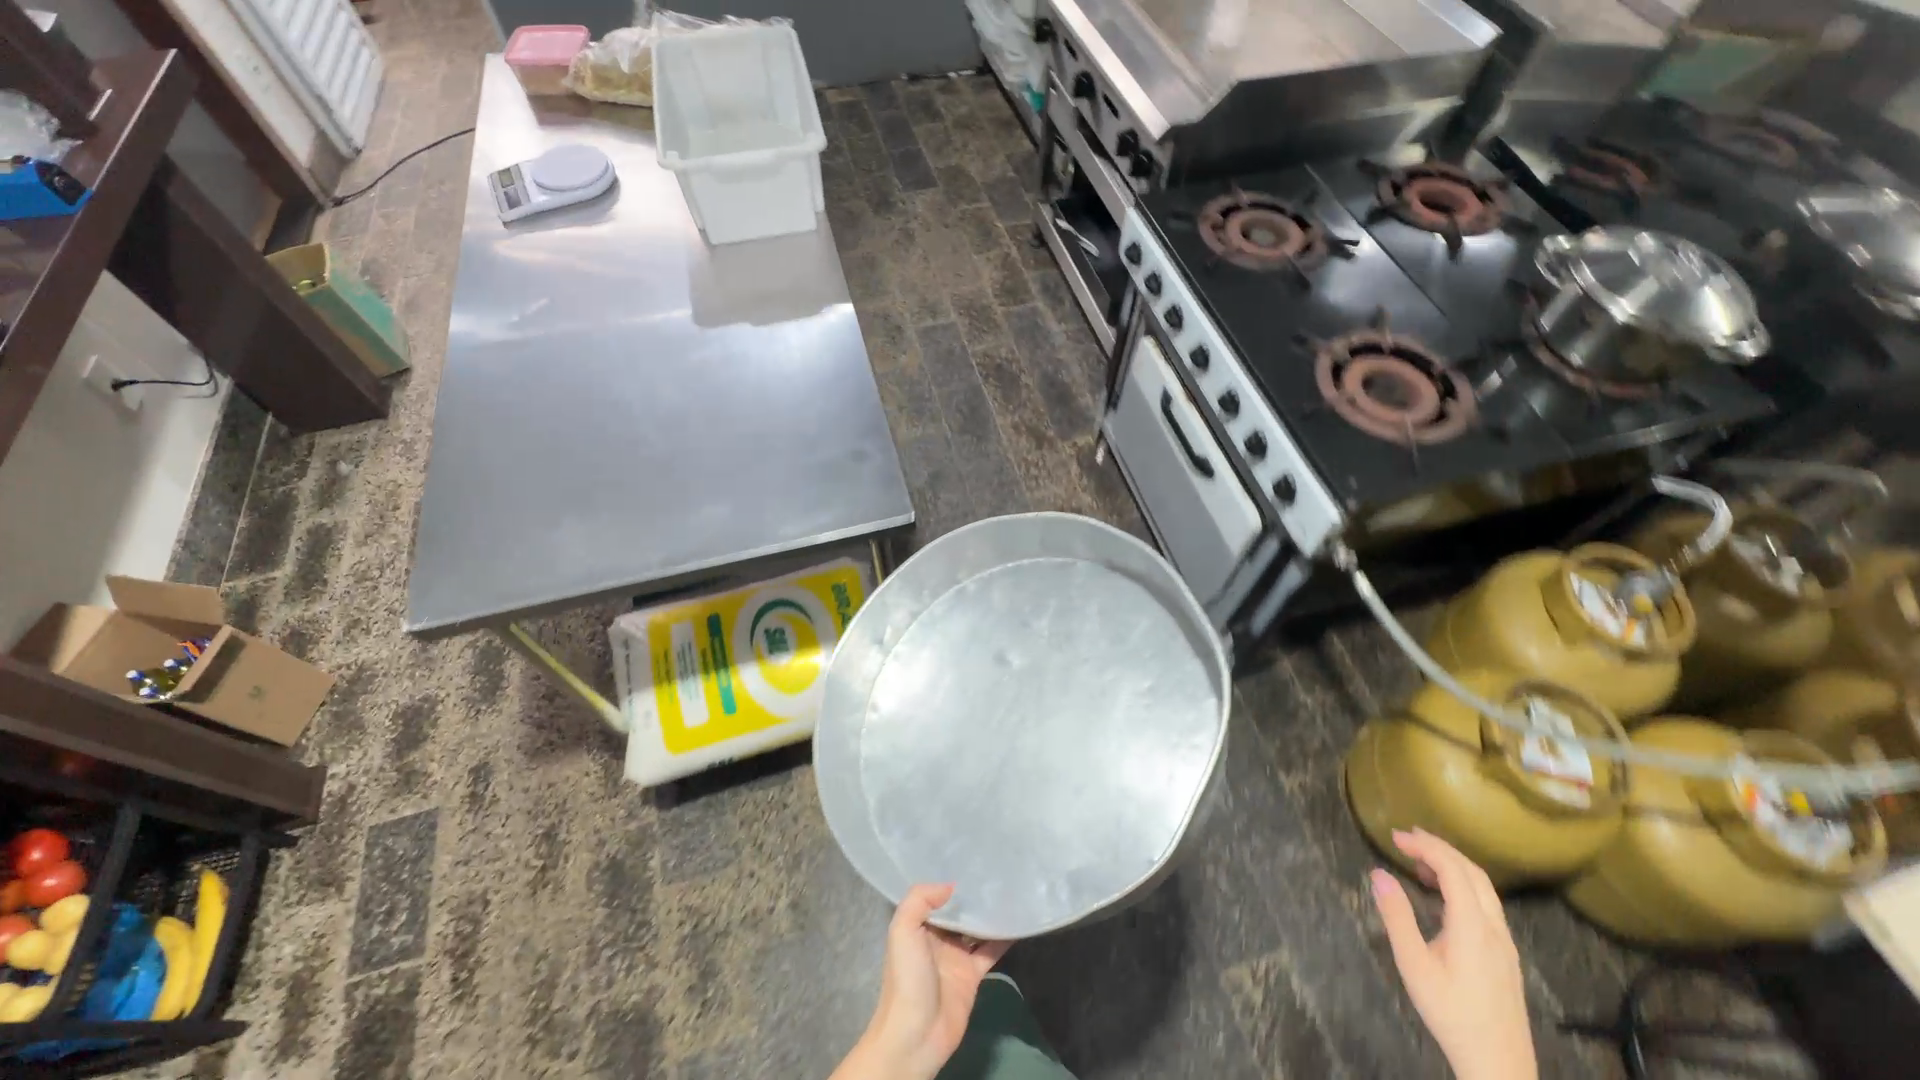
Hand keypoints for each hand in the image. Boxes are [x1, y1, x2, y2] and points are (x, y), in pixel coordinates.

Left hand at [832, 885, 1011, 1079]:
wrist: (917, 1033)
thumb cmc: (907, 978)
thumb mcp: (902, 931)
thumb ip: (920, 901)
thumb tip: (951, 885)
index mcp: (917, 926)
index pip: (934, 897)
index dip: (949, 881)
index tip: (970, 860)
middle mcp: (936, 939)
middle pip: (957, 911)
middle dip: (972, 895)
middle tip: (997, 869)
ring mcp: (956, 957)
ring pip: (975, 929)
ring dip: (989, 914)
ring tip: (1011, 889)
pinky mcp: (972, 975)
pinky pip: (990, 951)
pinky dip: (1004, 938)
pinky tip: (1018, 922)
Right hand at [1369, 829, 1536, 1079]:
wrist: (1498, 1061)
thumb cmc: (1450, 1011)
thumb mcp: (1413, 965)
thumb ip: (1397, 917)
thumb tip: (1379, 874)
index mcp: (1473, 924)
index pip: (1452, 869)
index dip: (1425, 847)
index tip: (1396, 836)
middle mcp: (1494, 926)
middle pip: (1473, 872)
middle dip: (1441, 848)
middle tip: (1408, 837)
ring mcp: (1505, 941)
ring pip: (1484, 888)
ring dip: (1454, 866)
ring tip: (1421, 861)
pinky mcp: (1506, 954)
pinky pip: (1487, 904)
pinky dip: (1464, 885)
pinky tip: (1444, 897)